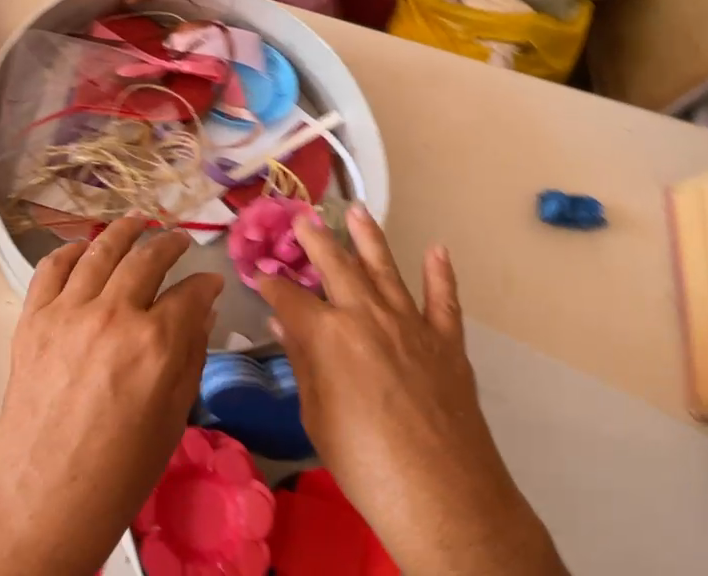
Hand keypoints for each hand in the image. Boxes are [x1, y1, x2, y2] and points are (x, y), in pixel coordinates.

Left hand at [0, 218, 222, 575]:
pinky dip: (70, 250)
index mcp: (156, 342)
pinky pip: (51, 267)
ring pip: (99, 251)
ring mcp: (68, 310)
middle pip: (146, 258)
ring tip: (137, 221)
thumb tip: (202, 310)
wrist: (46, 487)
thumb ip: (190, 355)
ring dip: (122, 231)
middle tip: (178, 238)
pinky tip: (84, 247)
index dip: (205, 282)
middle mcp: (113, 313)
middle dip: (168, 243)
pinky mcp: (33, 316)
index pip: (190, 292)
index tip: (211, 280)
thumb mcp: (173, 415)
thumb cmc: (121, 466)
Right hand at [258, 205, 566, 575]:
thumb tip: (283, 323)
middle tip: (303, 218)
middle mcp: (366, 315)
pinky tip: (436, 250)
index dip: (271, 284)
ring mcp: (411, 325)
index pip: (289, 296)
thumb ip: (303, 361)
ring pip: (385, 269)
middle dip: (316, 240)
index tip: (260, 274)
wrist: (443, 496)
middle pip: (336, 266)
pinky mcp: (447, 342)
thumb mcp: (317, 414)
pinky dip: (440, 274)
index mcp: (327, 333)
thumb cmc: (363, 462)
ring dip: (369, 238)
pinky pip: (443, 300)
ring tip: (356, 211)